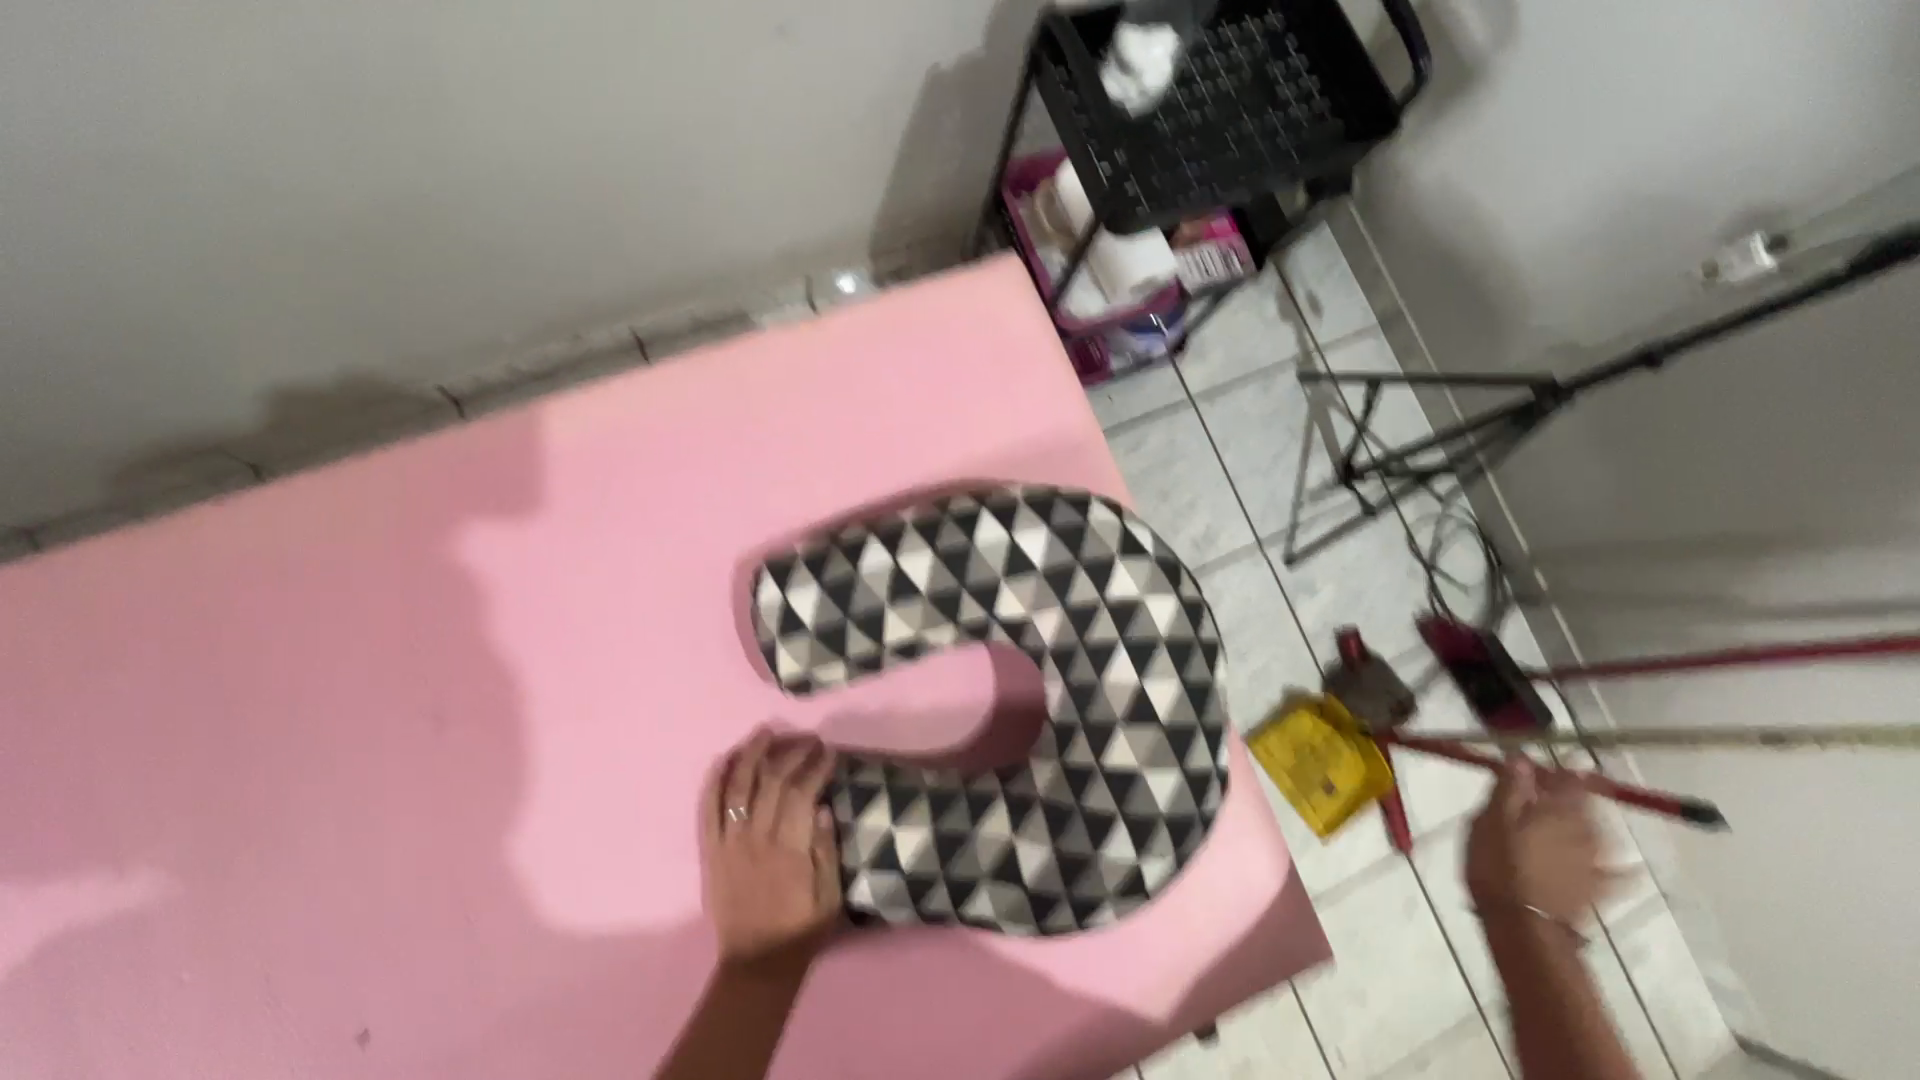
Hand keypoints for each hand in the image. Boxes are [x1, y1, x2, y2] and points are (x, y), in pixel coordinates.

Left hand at [701, 728, 841, 970]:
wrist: (757, 962)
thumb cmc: (802, 928)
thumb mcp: (830, 894)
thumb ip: (826, 849)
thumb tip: (822, 807)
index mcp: (789, 849)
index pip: (802, 792)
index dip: (816, 767)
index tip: (829, 752)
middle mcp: (756, 838)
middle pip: (771, 781)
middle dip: (791, 752)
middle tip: (807, 739)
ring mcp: (729, 842)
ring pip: (737, 785)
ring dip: (751, 754)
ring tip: (765, 732)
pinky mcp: (710, 850)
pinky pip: (707, 808)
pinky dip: (714, 780)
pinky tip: (725, 758)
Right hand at [1465, 757, 1611, 926]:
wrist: (1523, 925)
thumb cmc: (1498, 865)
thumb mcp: (1490, 820)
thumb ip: (1509, 787)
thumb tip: (1522, 758)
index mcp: (1559, 809)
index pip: (1570, 778)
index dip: (1560, 768)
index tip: (1543, 764)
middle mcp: (1587, 830)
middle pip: (1586, 805)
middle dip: (1569, 796)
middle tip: (1544, 795)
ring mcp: (1598, 861)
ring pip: (1598, 832)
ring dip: (1585, 823)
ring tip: (1565, 825)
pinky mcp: (1600, 889)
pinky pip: (1616, 870)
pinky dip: (1617, 863)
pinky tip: (1623, 865)